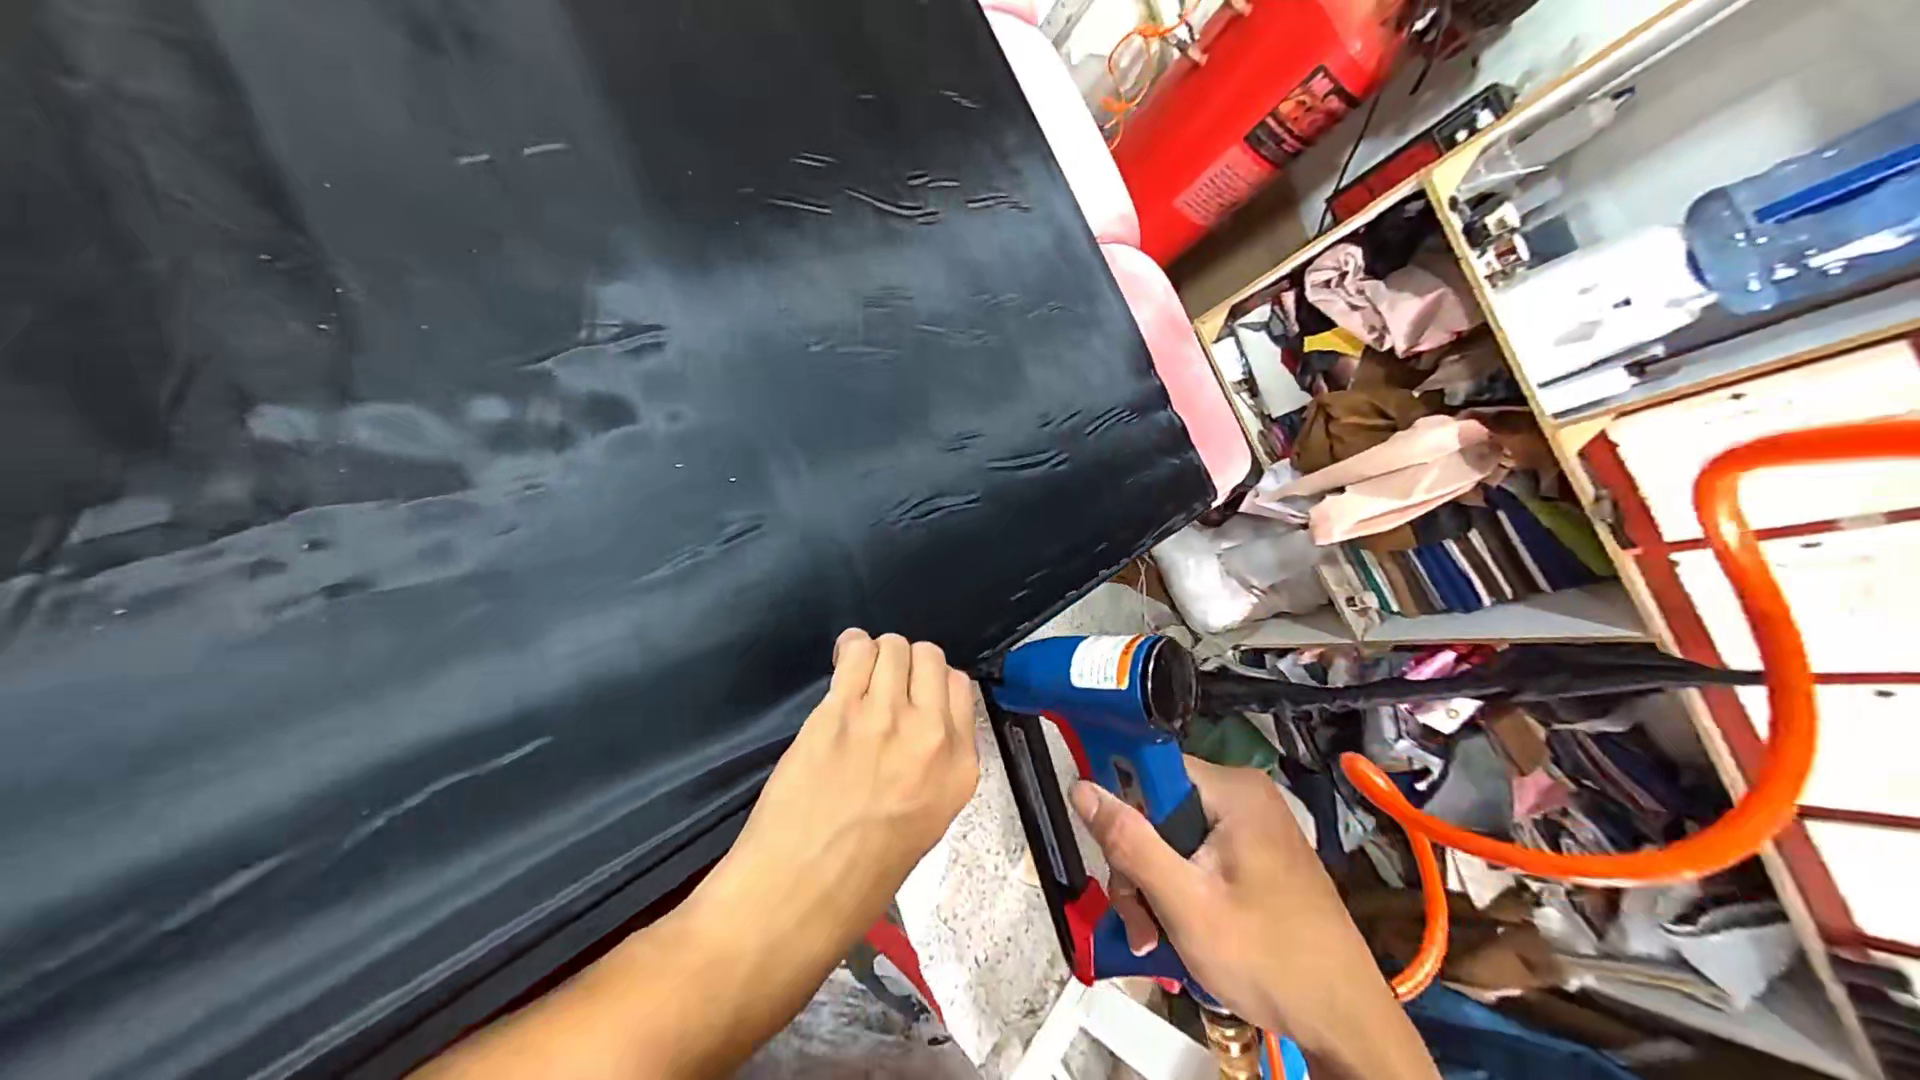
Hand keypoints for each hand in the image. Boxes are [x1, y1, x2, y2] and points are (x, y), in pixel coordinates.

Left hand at [707, 629, 980, 941]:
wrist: (798, 894)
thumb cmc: (860, 874)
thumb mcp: (926, 819)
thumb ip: (934, 762)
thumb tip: (919, 719)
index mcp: (960, 768)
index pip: (960, 688)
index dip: (933, 684)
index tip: (913, 693)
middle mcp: (930, 736)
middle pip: (931, 658)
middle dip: (908, 663)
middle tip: (885, 683)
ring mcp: (884, 719)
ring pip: (894, 647)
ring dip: (877, 653)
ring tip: (859, 672)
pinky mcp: (838, 711)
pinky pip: (855, 651)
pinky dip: (850, 647)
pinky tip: (842, 659)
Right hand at [1070, 758, 1436, 1079]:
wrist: (1347, 1025)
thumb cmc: (1269, 961)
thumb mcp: (1185, 903)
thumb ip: (1129, 841)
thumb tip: (1081, 786)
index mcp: (1233, 790)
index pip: (1151, 769)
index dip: (1123, 807)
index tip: (1112, 854)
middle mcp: (1243, 796)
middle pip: (1158, 810)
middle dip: (1137, 866)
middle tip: (1138, 921)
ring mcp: (1252, 827)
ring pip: (1172, 838)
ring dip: (1153, 886)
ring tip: (1156, 937)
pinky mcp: (1255, 855)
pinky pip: (1196, 856)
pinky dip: (1179, 891)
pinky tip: (1178, 931)